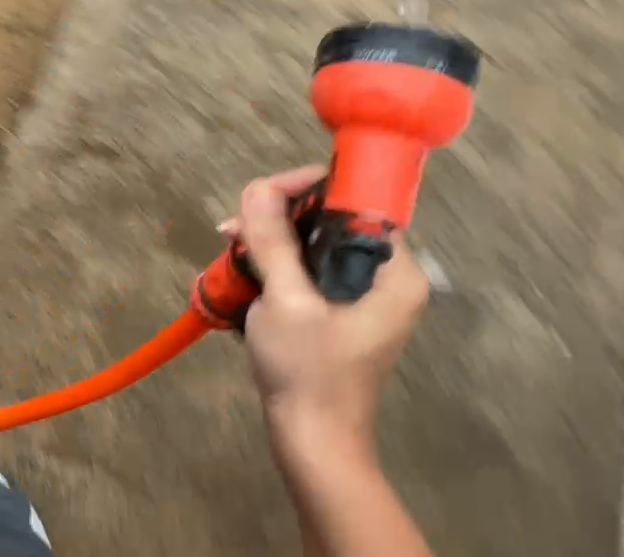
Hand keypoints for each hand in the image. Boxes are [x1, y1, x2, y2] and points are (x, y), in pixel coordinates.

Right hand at [231, 166, 428, 463]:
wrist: (312, 436)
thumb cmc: (308, 368)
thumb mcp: (286, 300)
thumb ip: (274, 241)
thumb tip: (258, 187)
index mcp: (394, 272)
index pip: (356, 202)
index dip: (307, 188)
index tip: (259, 194)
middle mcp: (385, 276)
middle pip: (329, 218)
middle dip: (278, 214)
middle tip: (234, 228)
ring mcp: (361, 294)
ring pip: (311, 240)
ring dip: (268, 238)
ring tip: (229, 247)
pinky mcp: (336, 307)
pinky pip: (304, 265)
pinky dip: (272, 261)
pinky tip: (240, 268)